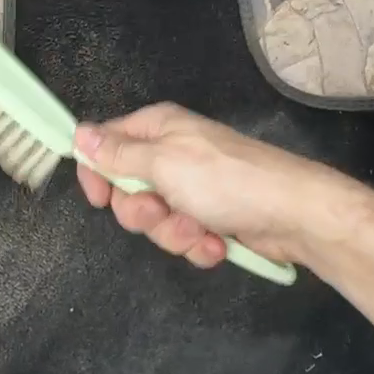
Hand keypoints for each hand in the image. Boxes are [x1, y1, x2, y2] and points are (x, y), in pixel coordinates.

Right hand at [74, 103, 360, 268]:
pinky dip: (197, 244)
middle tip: (161, 212)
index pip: (105, 144)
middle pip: (127, 188)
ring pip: (154, 218)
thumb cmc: (224, 179)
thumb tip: (78, 133)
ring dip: (173, 232)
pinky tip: (217, 244)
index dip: (96, 172)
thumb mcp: (162, 162)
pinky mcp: (210, 217)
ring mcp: (191, 187)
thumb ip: (117, 153)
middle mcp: (170, 154)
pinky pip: (183, 236)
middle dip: (142, 211)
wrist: (295, 214)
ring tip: (199, 232)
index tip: (99, 199)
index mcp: (156, 129)